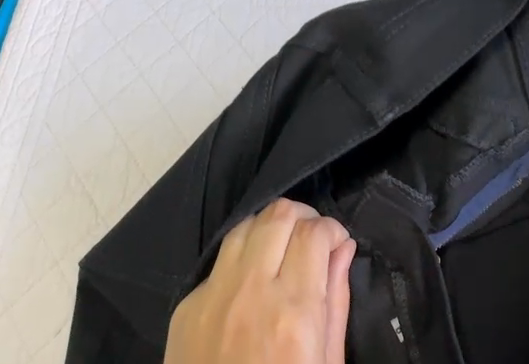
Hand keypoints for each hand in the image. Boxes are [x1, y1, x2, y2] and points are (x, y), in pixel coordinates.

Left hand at [165, 198, 355, 363]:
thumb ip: (335, 301)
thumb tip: (342, 249)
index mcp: (294, 313)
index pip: (315, 234)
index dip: (332, 230)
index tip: (337, 243)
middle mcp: (252, 293)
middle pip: (279, 215)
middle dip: (303, 218)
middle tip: (312, 240)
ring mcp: (214, 296)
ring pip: (245, 226)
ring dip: (269, 229)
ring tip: (282, 249)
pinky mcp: (187, 307)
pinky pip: (219, 262)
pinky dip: (241, 259)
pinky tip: (251, 280)